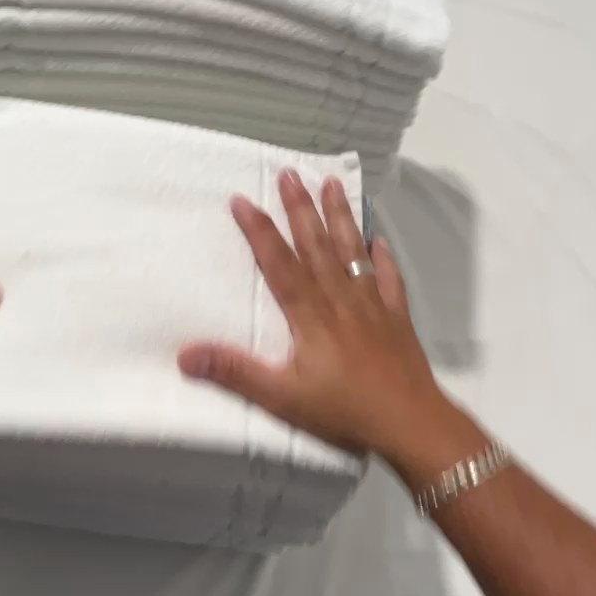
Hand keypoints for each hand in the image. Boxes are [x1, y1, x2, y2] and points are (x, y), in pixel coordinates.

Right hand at [178, 169, 472, 468]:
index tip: (242, 199)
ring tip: (332, 184)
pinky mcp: (397, 319)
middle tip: (290, 173)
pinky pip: (388, 280)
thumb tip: (185, 353)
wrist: (410, 422)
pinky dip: (383, 258)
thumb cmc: (343, 410)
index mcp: (310, 315)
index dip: (259, 230)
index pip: (279, 263)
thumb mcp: (280, 397)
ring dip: (339, 218)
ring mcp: (373, 306)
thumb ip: (234, 372)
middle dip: (300, 209)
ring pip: (352, 253)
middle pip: (316, 246)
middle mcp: (340, 300)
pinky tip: (379, 241)